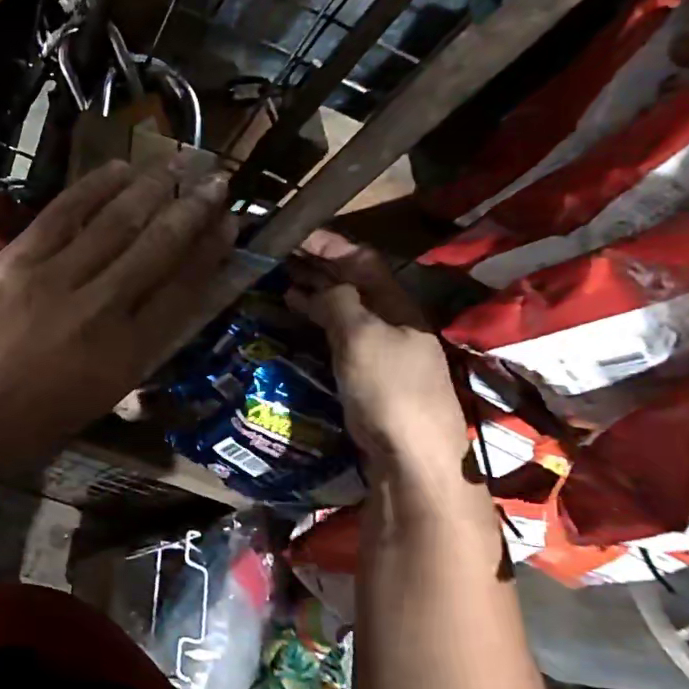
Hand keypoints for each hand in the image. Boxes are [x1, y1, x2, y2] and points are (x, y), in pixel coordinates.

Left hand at [0, 159, 236, 489]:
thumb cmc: (35, 419)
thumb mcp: (103, 395)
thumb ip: (140, 345)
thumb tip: (170, 298)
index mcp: (128, 352)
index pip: (183, 290)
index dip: (211, 253)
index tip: (230, 224)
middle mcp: (100, 309)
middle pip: (157, 247)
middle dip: (193, 210)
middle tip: (218, 181)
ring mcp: (54, 279)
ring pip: (115, 223)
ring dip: (153, 188)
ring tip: (180, 163)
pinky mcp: (15, 261)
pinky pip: (62, 215)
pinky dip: (93, 188)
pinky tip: (120, 168)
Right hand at [283, 230, 469, 481]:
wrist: (410, 454)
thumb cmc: (389, 389)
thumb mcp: (361, 337)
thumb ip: (339, 303)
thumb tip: (320, 286)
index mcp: (396, 305)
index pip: (360, 260)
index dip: (328, 244)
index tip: (293, 234)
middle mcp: (390, 320)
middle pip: (353, 281)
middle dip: (317, 264)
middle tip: (279, 253)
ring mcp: (379, 347)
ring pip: (343, 306)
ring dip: (313, 290)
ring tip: (279, 280)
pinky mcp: (366, 372)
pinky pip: (336, 331)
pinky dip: (314, 318)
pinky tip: (295, 316)